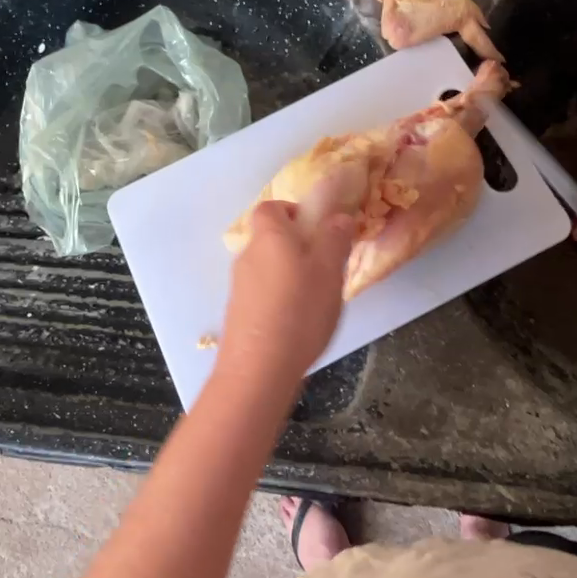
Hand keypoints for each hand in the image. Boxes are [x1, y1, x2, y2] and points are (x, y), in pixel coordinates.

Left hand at [217, 185, 357, 391]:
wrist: (257, 370)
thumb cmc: (299, 311)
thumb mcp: (329, 271)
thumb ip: (335, 239)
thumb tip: (339, 216)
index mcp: (269, 236)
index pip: (271, 207)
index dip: (293, 212)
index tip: (317, 229)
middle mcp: (247, 255)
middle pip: (270, 238)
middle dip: (296, 247)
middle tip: (325, 268)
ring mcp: (238, 286)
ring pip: (267, 267)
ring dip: (288, 275)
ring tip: (315, 300)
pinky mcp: (237, 313)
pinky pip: (261, 294)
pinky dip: (278, 299)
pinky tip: (296, 323)